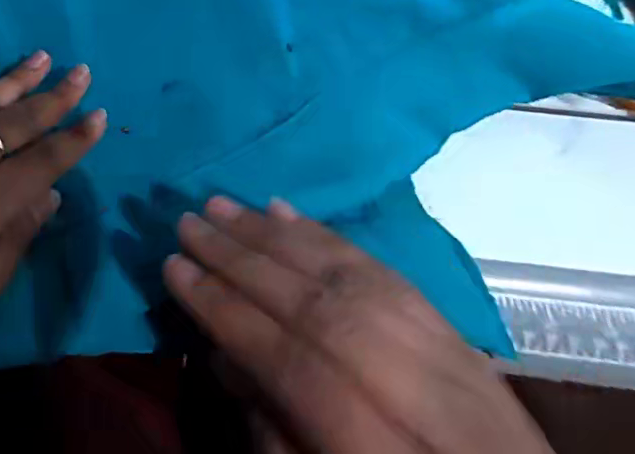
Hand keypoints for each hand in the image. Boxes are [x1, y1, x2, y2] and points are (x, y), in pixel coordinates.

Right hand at [165, 197, 552, 453]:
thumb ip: (274, 437)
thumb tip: (224, 354)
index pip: (298, 367)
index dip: (228, 313)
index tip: (173, 270)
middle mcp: (431, 403)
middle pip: (324, 312)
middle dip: (242, 261)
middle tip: (185, 223)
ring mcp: (454, 363)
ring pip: (352, 279)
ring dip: (275, 235)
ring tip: (219, 204)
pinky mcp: (460, 336)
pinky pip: (387, 272)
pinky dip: (327, 237)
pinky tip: (285, 210)